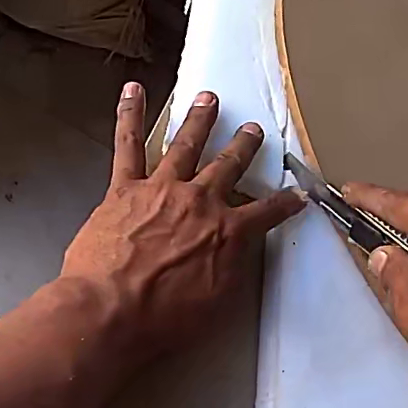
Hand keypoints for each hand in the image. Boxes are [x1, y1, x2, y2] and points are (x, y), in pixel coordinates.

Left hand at [60, 84, 303, 360]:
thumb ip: (232, 268)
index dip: (284, 204)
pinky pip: (127, 144)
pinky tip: (133, 89)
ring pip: (185, 146)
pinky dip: (130, 114)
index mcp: (226, 232)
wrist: (110, 310)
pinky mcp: (124, 188)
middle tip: (252, 129)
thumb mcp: (217, 303)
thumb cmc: (164, 318)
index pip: (265, 213)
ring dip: (199, 121)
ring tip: (208, 99)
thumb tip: (241, 248)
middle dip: (243, 147)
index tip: (297, 195)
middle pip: (228, 167)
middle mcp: (199, 202)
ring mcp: (162, 189)